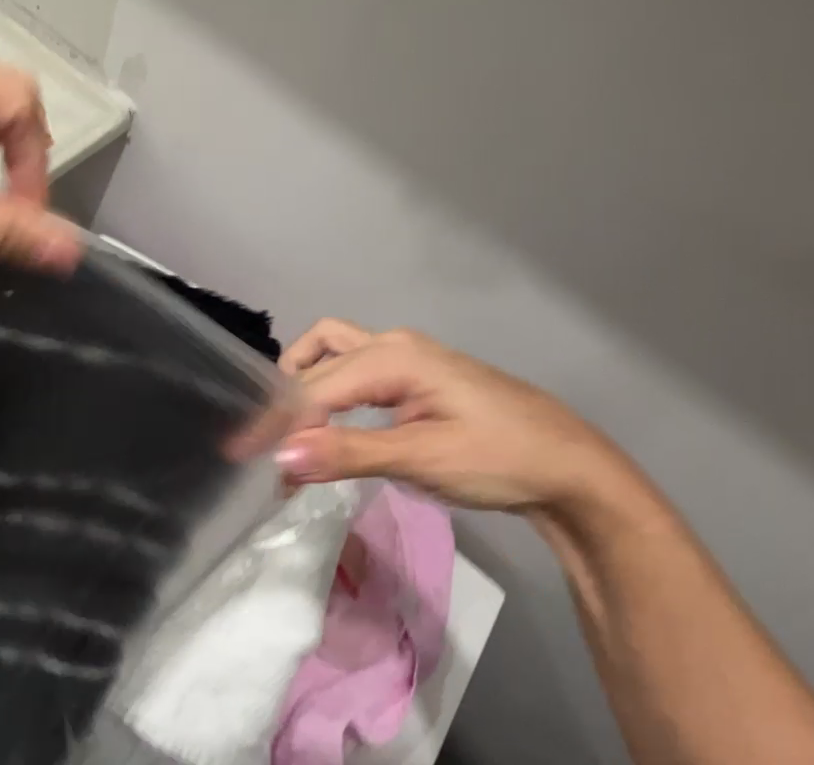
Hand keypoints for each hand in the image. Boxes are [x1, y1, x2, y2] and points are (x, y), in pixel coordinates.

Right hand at [272, 319, 634, 514]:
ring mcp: (406, 358)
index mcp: (393, 357)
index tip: (242, 457)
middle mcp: (393, 345)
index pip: (314, 386)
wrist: (571, 469)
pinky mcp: (414, 379)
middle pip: (317, 361)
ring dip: (302, 385)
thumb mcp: (423, 460)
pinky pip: (353, 371)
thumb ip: (349, 453)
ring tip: (284, 431)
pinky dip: (327, 391)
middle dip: (284, 403)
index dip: (276, 421)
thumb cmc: (500, 460)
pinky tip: (325, 424)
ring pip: (332, 354)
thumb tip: (283, 454)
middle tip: (261, 449)